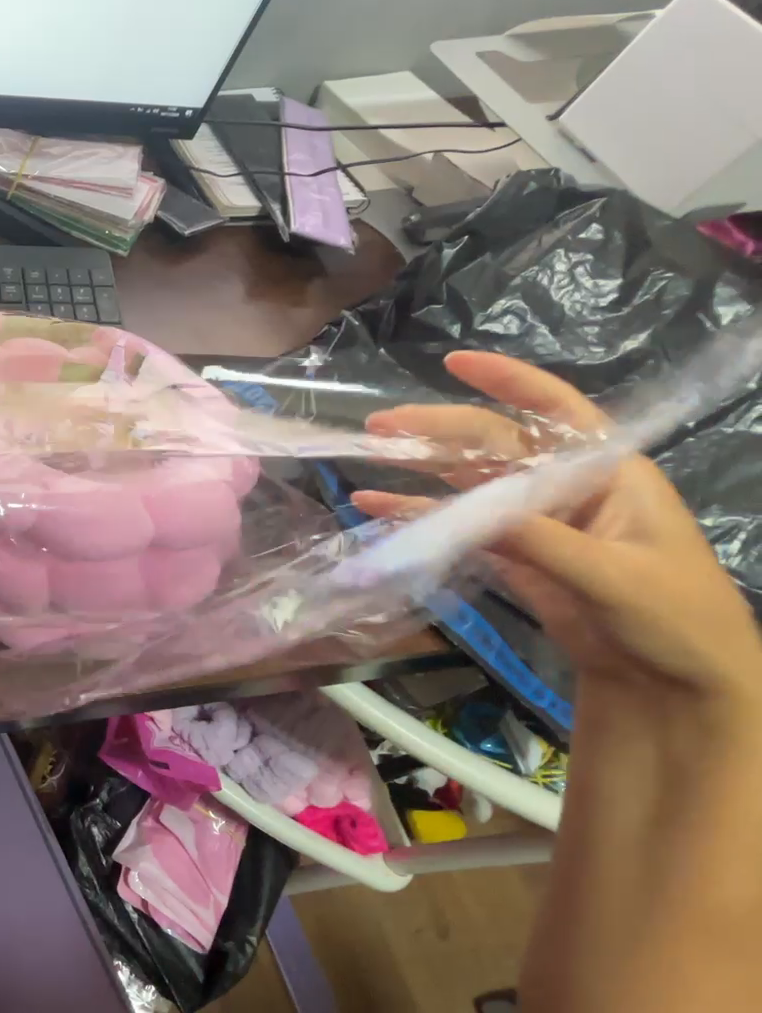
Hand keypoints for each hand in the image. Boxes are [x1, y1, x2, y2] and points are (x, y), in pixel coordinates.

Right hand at [351, 350, 761, 710]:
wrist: (679, 685)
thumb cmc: (674, 620)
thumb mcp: (614, 576)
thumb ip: (540, 540)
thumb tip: (467, 511)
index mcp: (610, 476)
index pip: (559, 412)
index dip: (510, 382)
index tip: (455, 363)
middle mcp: (568, 488)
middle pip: (495, 444)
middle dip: (438, 428)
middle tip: (379, 425)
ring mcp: (536, 521)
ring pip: (469, 479)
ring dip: (419, 466)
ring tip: (368, 452)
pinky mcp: (512, 554)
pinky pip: (457, 523)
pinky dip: (417, 514)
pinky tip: (376, 508)